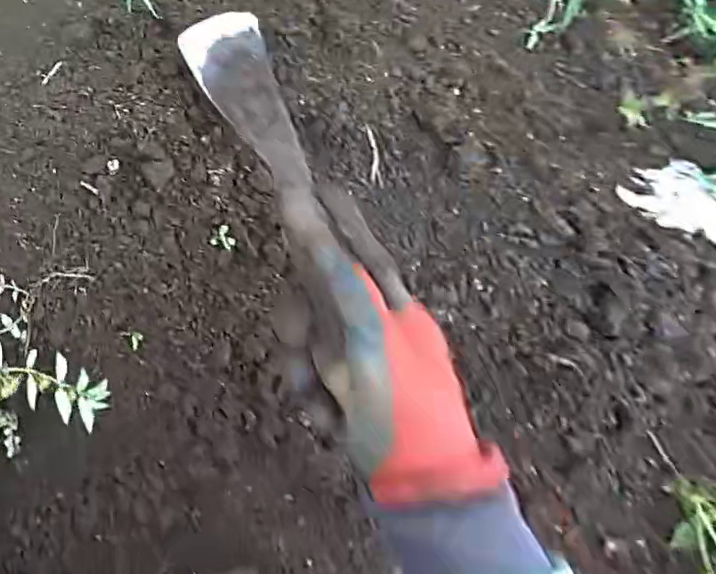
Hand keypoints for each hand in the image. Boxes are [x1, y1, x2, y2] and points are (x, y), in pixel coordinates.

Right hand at [311, 247, 508, 505]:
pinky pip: (307, 369)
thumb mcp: (372, 337)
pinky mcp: (343, 386)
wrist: (424, 490)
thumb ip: (344, 281)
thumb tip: (316, 226)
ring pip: (305, 334)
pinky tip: (324, 417)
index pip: (344, 255)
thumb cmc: (405, 406)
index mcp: (389, 303)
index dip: (314, 243)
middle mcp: (371, 322)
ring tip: (312, 399)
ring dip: (299, 366)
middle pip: (313, 297)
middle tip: (297, 345)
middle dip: (298, 325)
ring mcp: (357, 355)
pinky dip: (308, 391)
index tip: (291, 229)